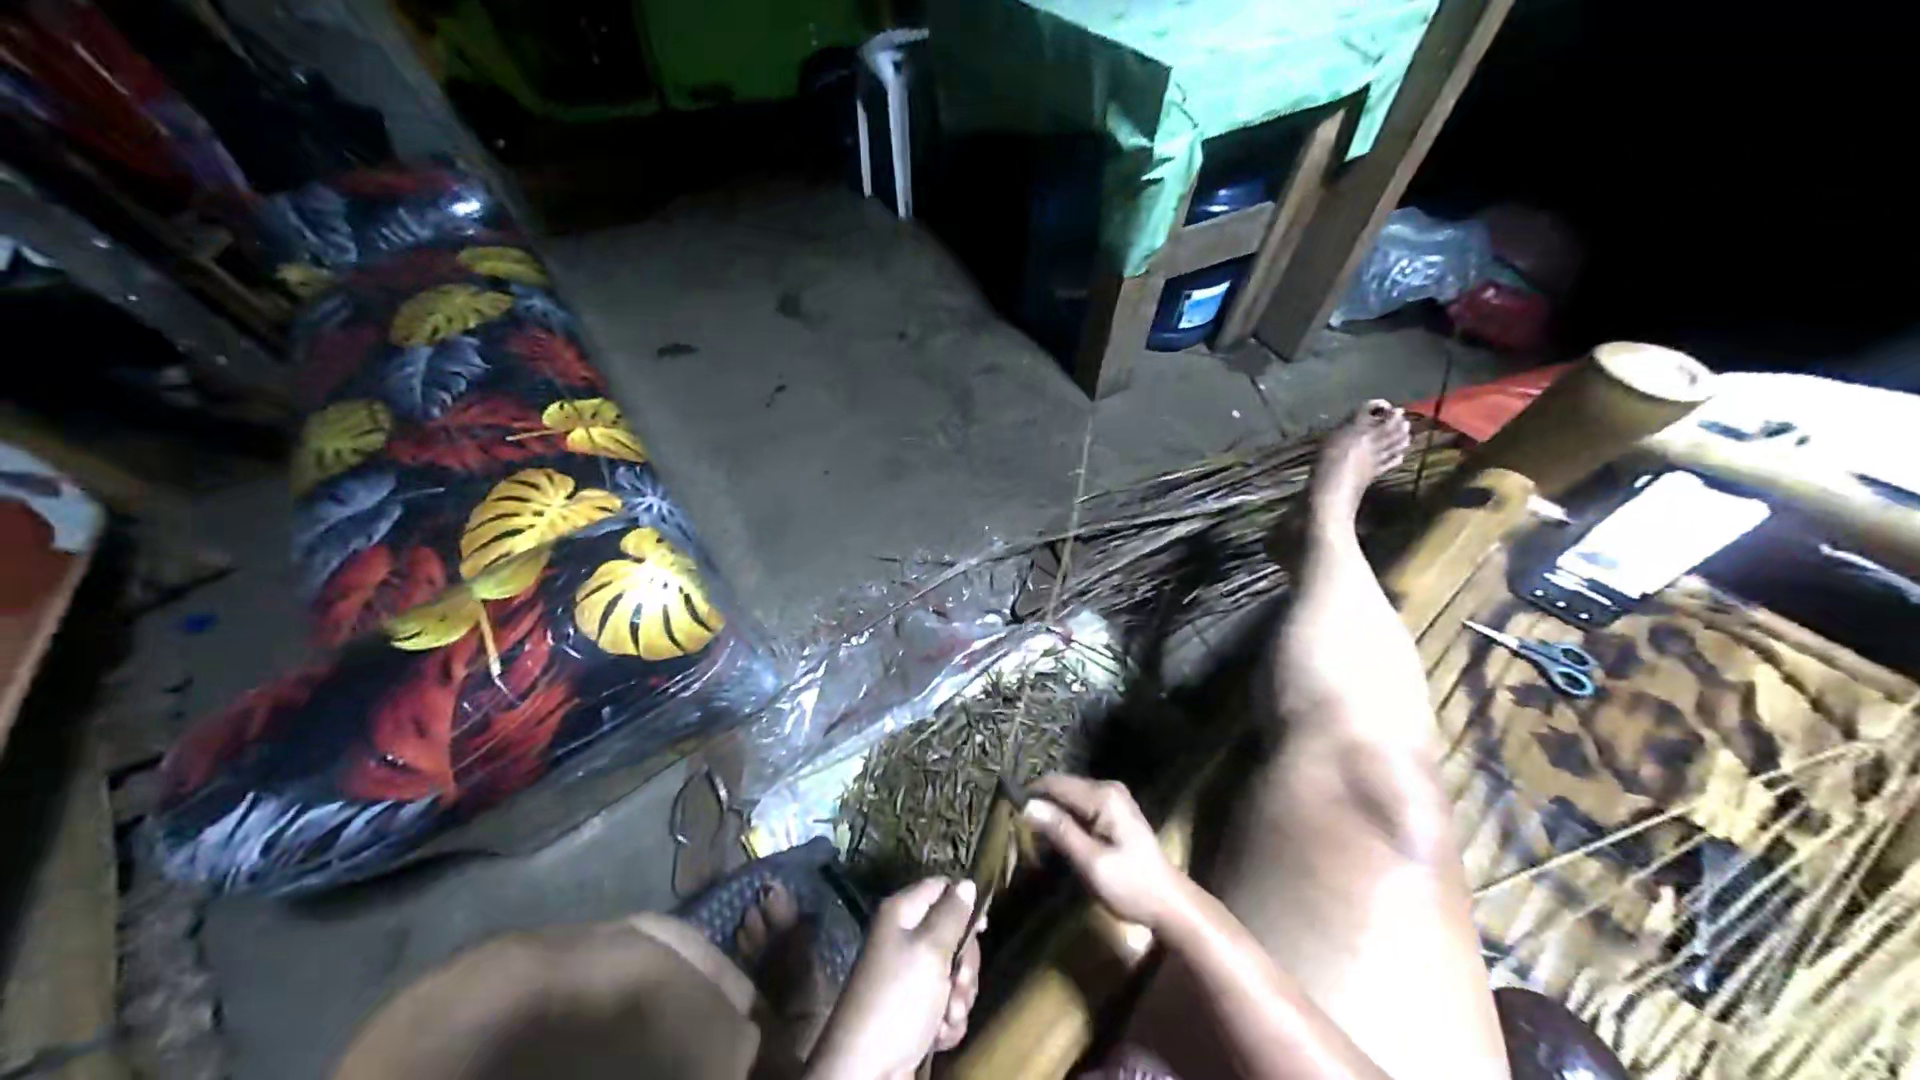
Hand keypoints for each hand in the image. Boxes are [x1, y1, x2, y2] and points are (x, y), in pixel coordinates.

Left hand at [805, 877, 983, 1079]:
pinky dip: (948, 1020)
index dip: (963, 901)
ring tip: (947, 1016)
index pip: (939, 887)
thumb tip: (967, 883)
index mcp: (902, 913)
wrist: (866, 1071)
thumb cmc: (898, 1000)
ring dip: (959, 997)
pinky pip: (945, 1002)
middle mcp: (904, 938)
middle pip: (952, 932)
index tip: (982, 927)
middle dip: (964, 963)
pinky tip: (939, 1035)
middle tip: (958, 984)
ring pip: (954, 971)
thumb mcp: (930, 949)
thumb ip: (952, 914)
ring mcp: (909, 976)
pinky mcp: (914, 1009)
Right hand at [1021, 774, 1189, 930]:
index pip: (1055, 784)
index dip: (1029, 795)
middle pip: (1061, 787)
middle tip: (1019, 833)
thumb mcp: (1091, 862)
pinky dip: (1065, 819)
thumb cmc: (1131, 886)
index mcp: (1103, 796)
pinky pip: (1080, 806)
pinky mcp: (1113, 811)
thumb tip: (1027, 806)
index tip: (1007, 814)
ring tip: (1033, 840)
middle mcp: (1108, 788)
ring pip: (1068, 797)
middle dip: (1039, 806)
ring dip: (1051, 814)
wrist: (1169, 903)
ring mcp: (1113, 798)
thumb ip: (1060, 831)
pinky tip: (1057, 841)